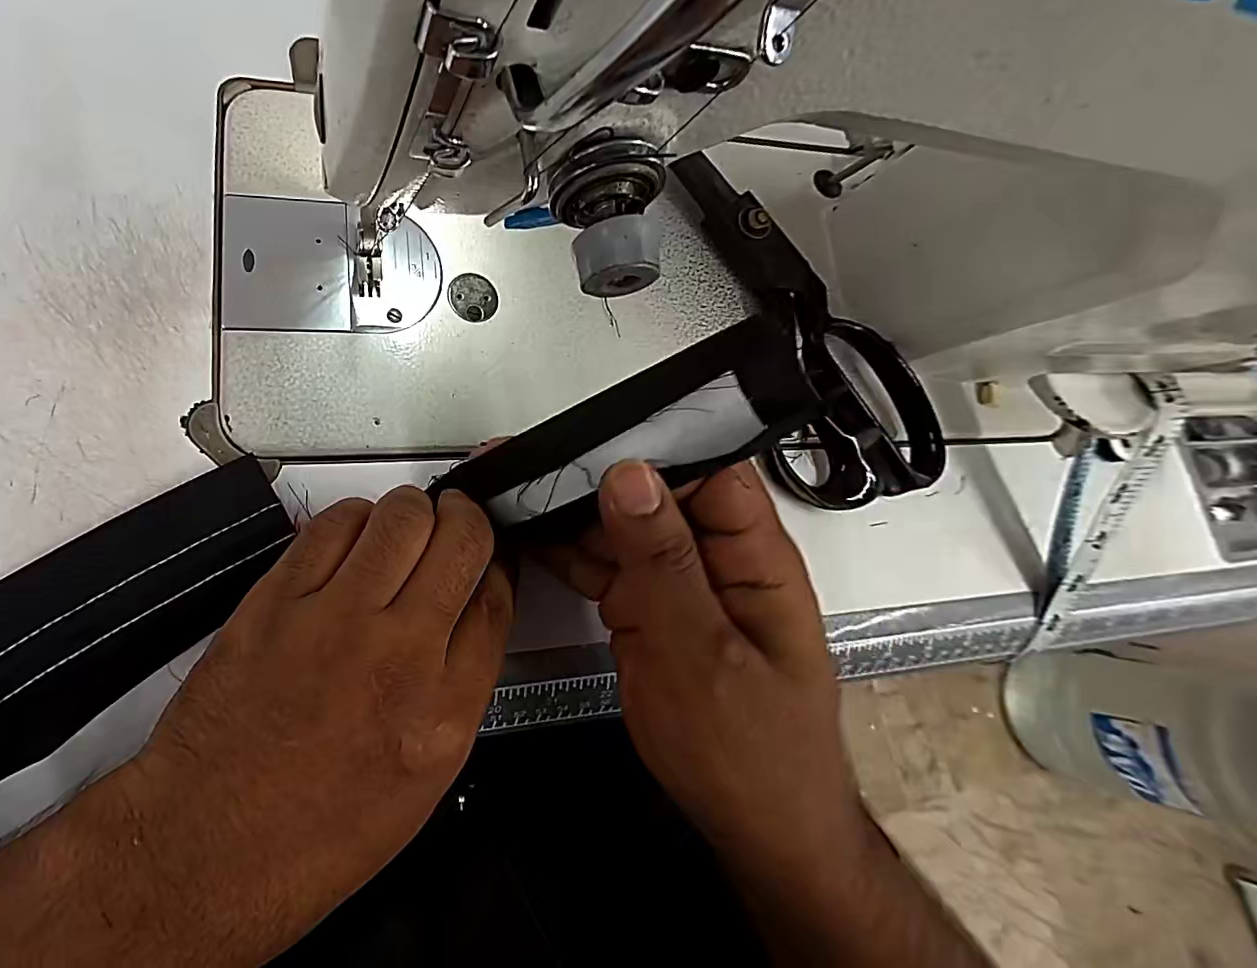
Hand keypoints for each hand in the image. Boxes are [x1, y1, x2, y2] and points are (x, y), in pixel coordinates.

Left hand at [109, 485, 514, 961]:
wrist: (210, 840)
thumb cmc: (313, 830)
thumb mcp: (418, 780)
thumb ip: (451, 690)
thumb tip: (461, 618)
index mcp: (443, 714)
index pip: (495, 601)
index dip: (496, 565)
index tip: (484, 557)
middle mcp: (397, 655)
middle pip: (458, 542)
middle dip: (463, 519)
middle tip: (451, 522)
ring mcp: (331, 619)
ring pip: (398, 517)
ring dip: (409, 511)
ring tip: (399, 528)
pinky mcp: (275, 598)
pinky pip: (330, 525)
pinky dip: (351, 519)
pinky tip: (349, 537)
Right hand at [553, 461, 868, 881]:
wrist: (747, 822)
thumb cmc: (753, 754)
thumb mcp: (701, 652)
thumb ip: (662, 562)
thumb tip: (632, 479)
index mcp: (752, 560)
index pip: (708, 471)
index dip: (649, 448)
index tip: (587, 444)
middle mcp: (712, 561)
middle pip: (649, 492)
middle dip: (589, 478)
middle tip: (529, 470)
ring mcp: (674, 584)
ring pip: (615, 524)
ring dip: (566, 512)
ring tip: (514, 497)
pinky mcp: (644, 606)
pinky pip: (598, 562)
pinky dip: (562, 550)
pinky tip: (529, 538)